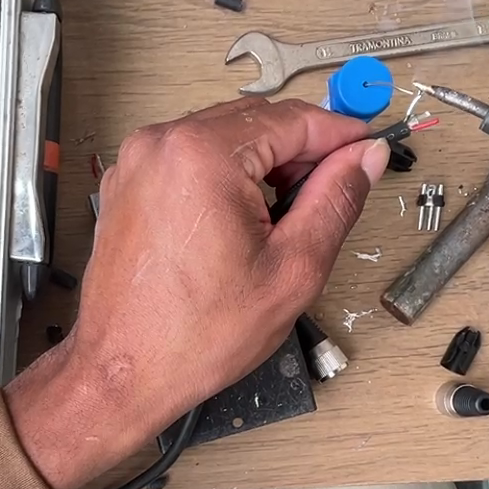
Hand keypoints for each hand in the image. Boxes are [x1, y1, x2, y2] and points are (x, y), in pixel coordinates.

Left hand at [5, 99, 387, 488]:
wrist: (124, 370)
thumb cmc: (192, 335)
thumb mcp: (292, 270)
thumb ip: (335, 202)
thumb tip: (362, 161)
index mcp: (203, 155)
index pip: (293, 118)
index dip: (339, 134)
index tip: (364, 148)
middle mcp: (161, 145)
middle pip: (255, 121)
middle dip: (300, 153)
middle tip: (330, 193)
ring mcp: (137, 163)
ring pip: (222, 139)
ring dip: (262, 167)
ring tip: (281, 222)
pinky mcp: (127, 186)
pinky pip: (188, 160)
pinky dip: (223, 178)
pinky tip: (239, 223)